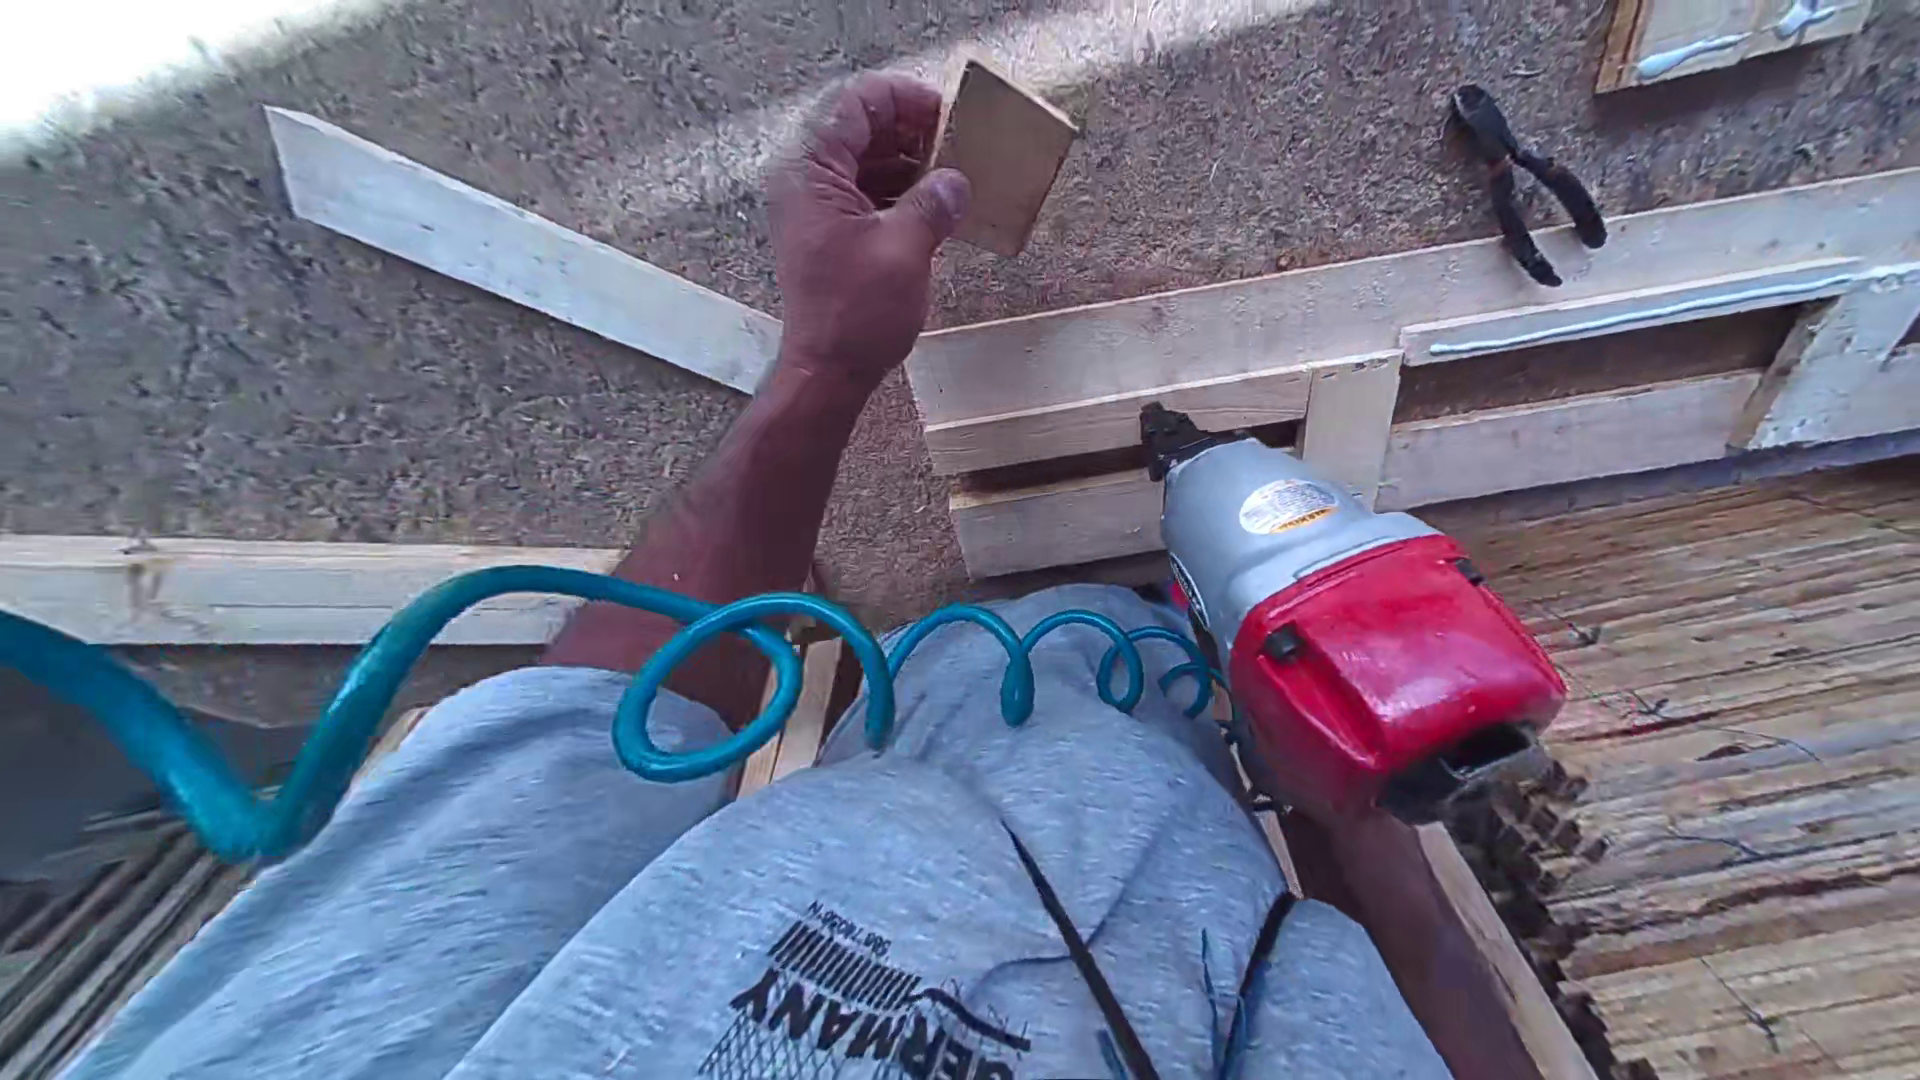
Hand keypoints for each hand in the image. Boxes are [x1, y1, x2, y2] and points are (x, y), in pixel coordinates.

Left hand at [767, 74, 970, 391]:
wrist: (828, 373)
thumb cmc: (858, 315)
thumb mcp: (904, 251)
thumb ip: (932, 204)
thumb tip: (955, 182)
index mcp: (812, 172)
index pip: (856, 105)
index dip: (904, 101)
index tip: (945, 116)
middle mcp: (804, 185)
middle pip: (857, 133)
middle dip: (908, 135)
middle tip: (953, 149)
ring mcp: (813, 215)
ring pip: (862, 169)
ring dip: (905, 169)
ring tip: (948, 181)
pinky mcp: (826, 242)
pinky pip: (862, 203)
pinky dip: (894, 200)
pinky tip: (929, 212)